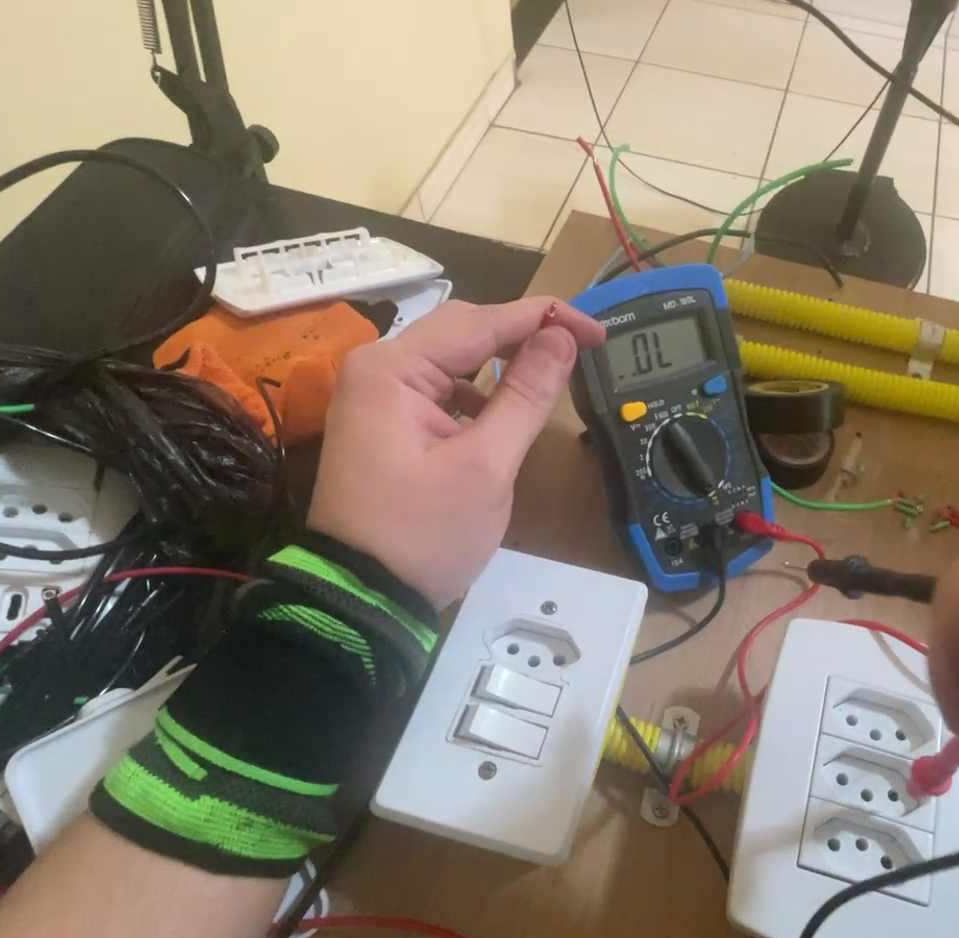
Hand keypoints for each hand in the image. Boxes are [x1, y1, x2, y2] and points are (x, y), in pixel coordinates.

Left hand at [306, 297, 603, 607]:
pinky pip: (439, 390)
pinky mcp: (385, 424)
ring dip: (501, 363)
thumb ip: (526, 396)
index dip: (545, 319)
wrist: (362, 597)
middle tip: (580, 349)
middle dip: (523, 335)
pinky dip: (477, 395)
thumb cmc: (423, 535)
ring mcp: (376, 397)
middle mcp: (377, 369)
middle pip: (462, 331)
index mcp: (393, 369)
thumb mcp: (485, 466)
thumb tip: (562, 338)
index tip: (596, 330)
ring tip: (548, 378)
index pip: (480, 322)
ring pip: (452, 360)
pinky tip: (501, 414)